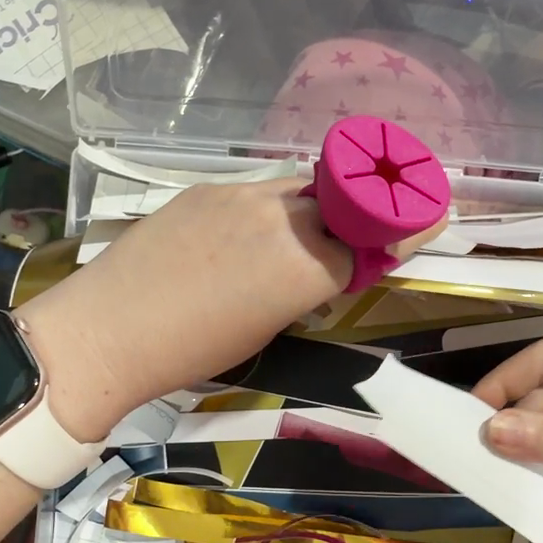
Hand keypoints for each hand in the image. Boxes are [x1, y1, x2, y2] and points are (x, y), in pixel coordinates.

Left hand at [15, 179, 442, 441]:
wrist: (107, 330)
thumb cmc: (191, 353)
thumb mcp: (265, 330)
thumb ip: (305, 289)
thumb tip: (325, 269)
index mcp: (305, 268)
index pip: (373, 238)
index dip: (407, 225)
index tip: (436, 209)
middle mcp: (282, 220)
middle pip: (343, 200)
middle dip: (364, 207)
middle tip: (373, 213)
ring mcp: (240, 196)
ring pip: (299, 189)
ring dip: (316, 203)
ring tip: (307, 224)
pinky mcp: (205, 188)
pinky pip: (257, 189)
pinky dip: (271, 206)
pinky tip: (250, 229)